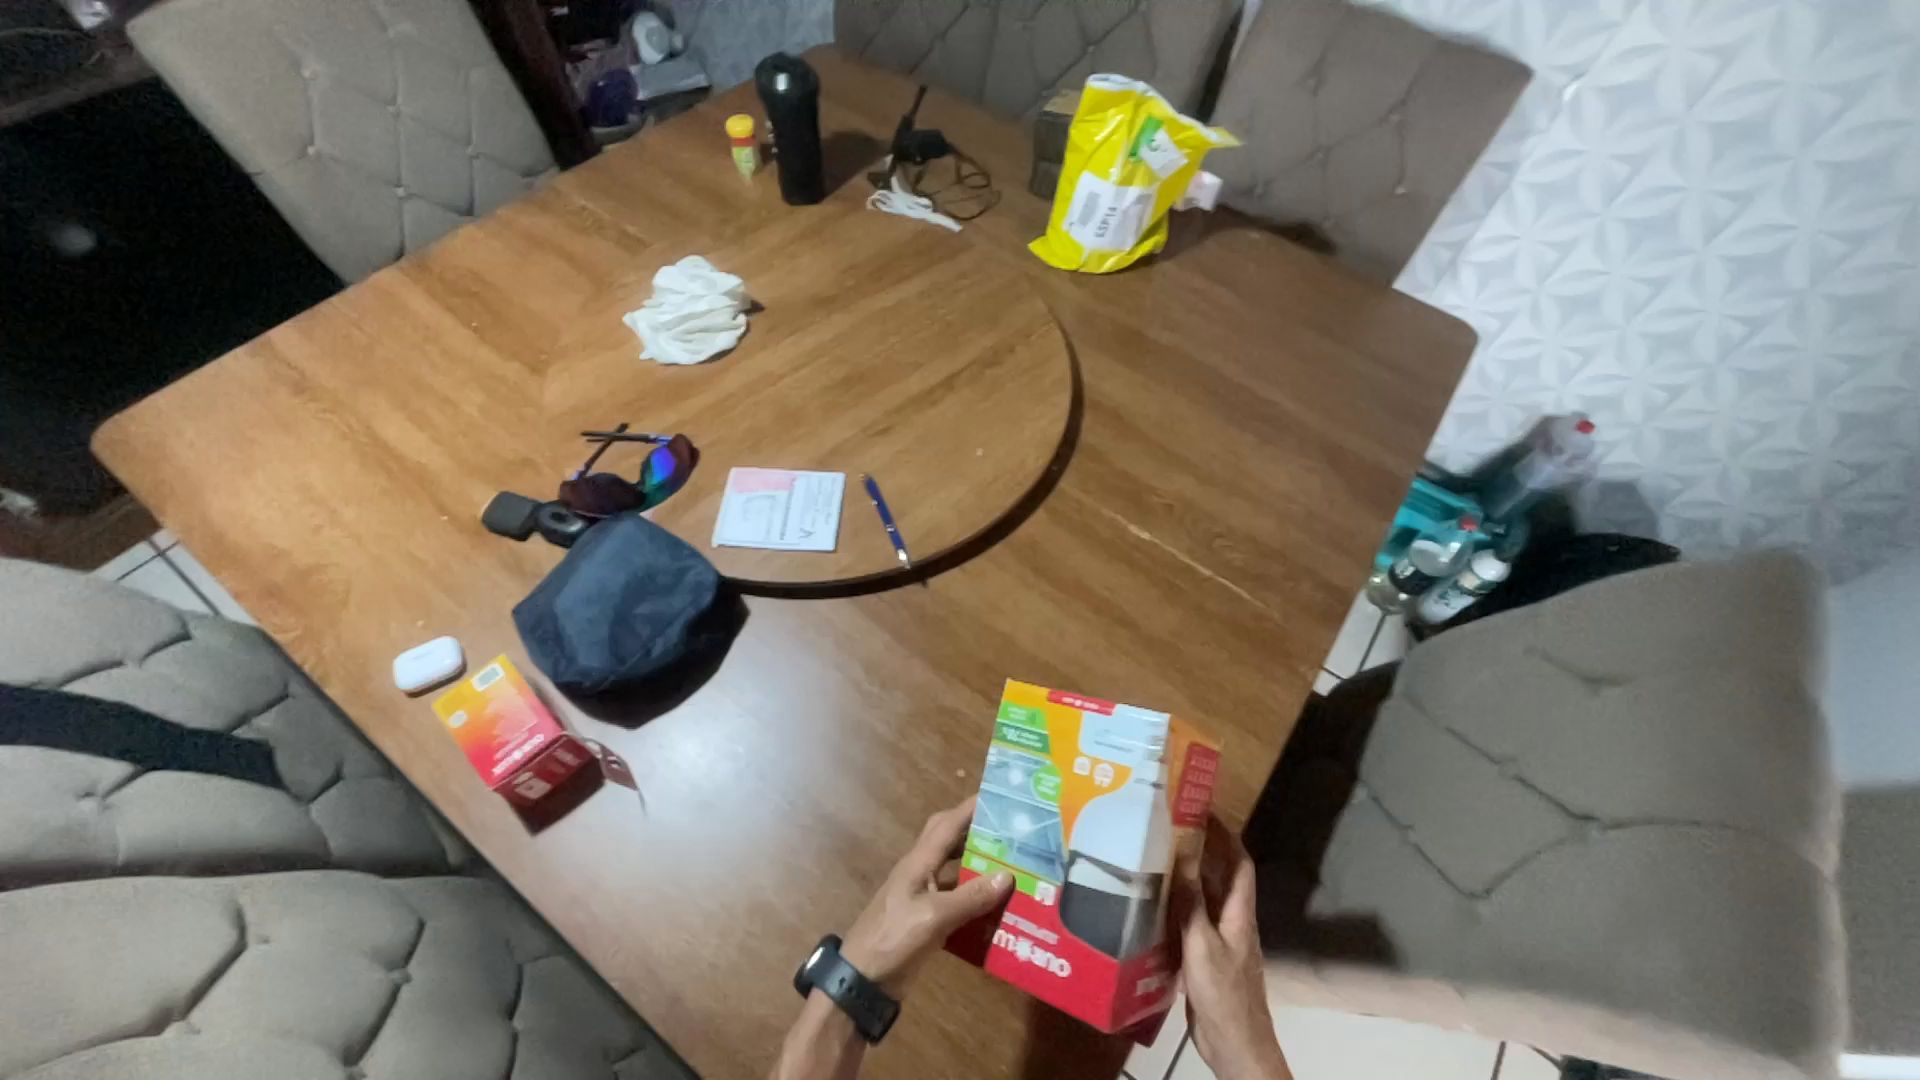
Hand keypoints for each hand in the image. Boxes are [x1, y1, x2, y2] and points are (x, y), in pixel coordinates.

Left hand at [839, 795, 1013, 995]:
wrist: (862, 982)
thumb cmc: (893, 940)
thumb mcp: (933, 918)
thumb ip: (969, 898)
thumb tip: (1007, 876)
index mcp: (919, 862)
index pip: (948, 824)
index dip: (971, 807)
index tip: (999, 795)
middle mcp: (922, 872)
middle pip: (950, 840)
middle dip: (977, 830)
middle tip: (1011, 830)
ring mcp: (923, 896)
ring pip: (956, 870)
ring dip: (980, 865)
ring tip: (1015, 864)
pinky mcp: (927, 920)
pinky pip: (957, 899)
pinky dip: (977, 899)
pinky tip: (1000, 907)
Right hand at [1175, 817, 1292, 1079]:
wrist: (1235, 1044)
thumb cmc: (1223, 992)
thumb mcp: (1202, 944)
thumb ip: (1192, 902)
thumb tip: (1184, 856)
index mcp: (1239, 913)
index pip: (1239, 864)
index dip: (1226, 835)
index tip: (1204, 810)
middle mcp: (1232, 921)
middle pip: (1221, 877)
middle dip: (1203, 849)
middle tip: (1171, 827)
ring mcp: (1220, 940)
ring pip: (1205, 898)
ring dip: (1188, 876)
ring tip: (1157, 856)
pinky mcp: (1206, 958)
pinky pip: (1192, 921)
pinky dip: (1177, 906)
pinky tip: (1153, 903)